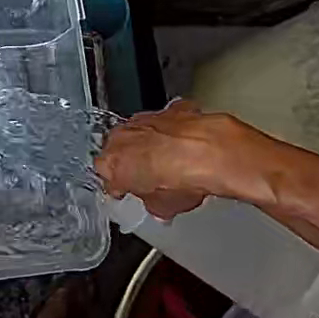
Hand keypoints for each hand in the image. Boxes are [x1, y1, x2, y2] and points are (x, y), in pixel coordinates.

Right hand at [94, 100, 281, 217]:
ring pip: (141, 134)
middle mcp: (121, 136)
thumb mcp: (164, 207)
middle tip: (151, 180)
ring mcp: (145, 120)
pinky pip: (167, 121)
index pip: (108, 179)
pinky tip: (189, 145)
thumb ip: (153, 204)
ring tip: (173, 164)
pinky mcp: (169, 110)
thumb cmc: (182, 177)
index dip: (121, 187)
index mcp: (111, 163)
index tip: (131, 192)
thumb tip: (160, 203)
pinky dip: (175, 131)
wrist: (210, 153)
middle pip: (120, 151)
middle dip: (133, 163)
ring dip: (152, 146)